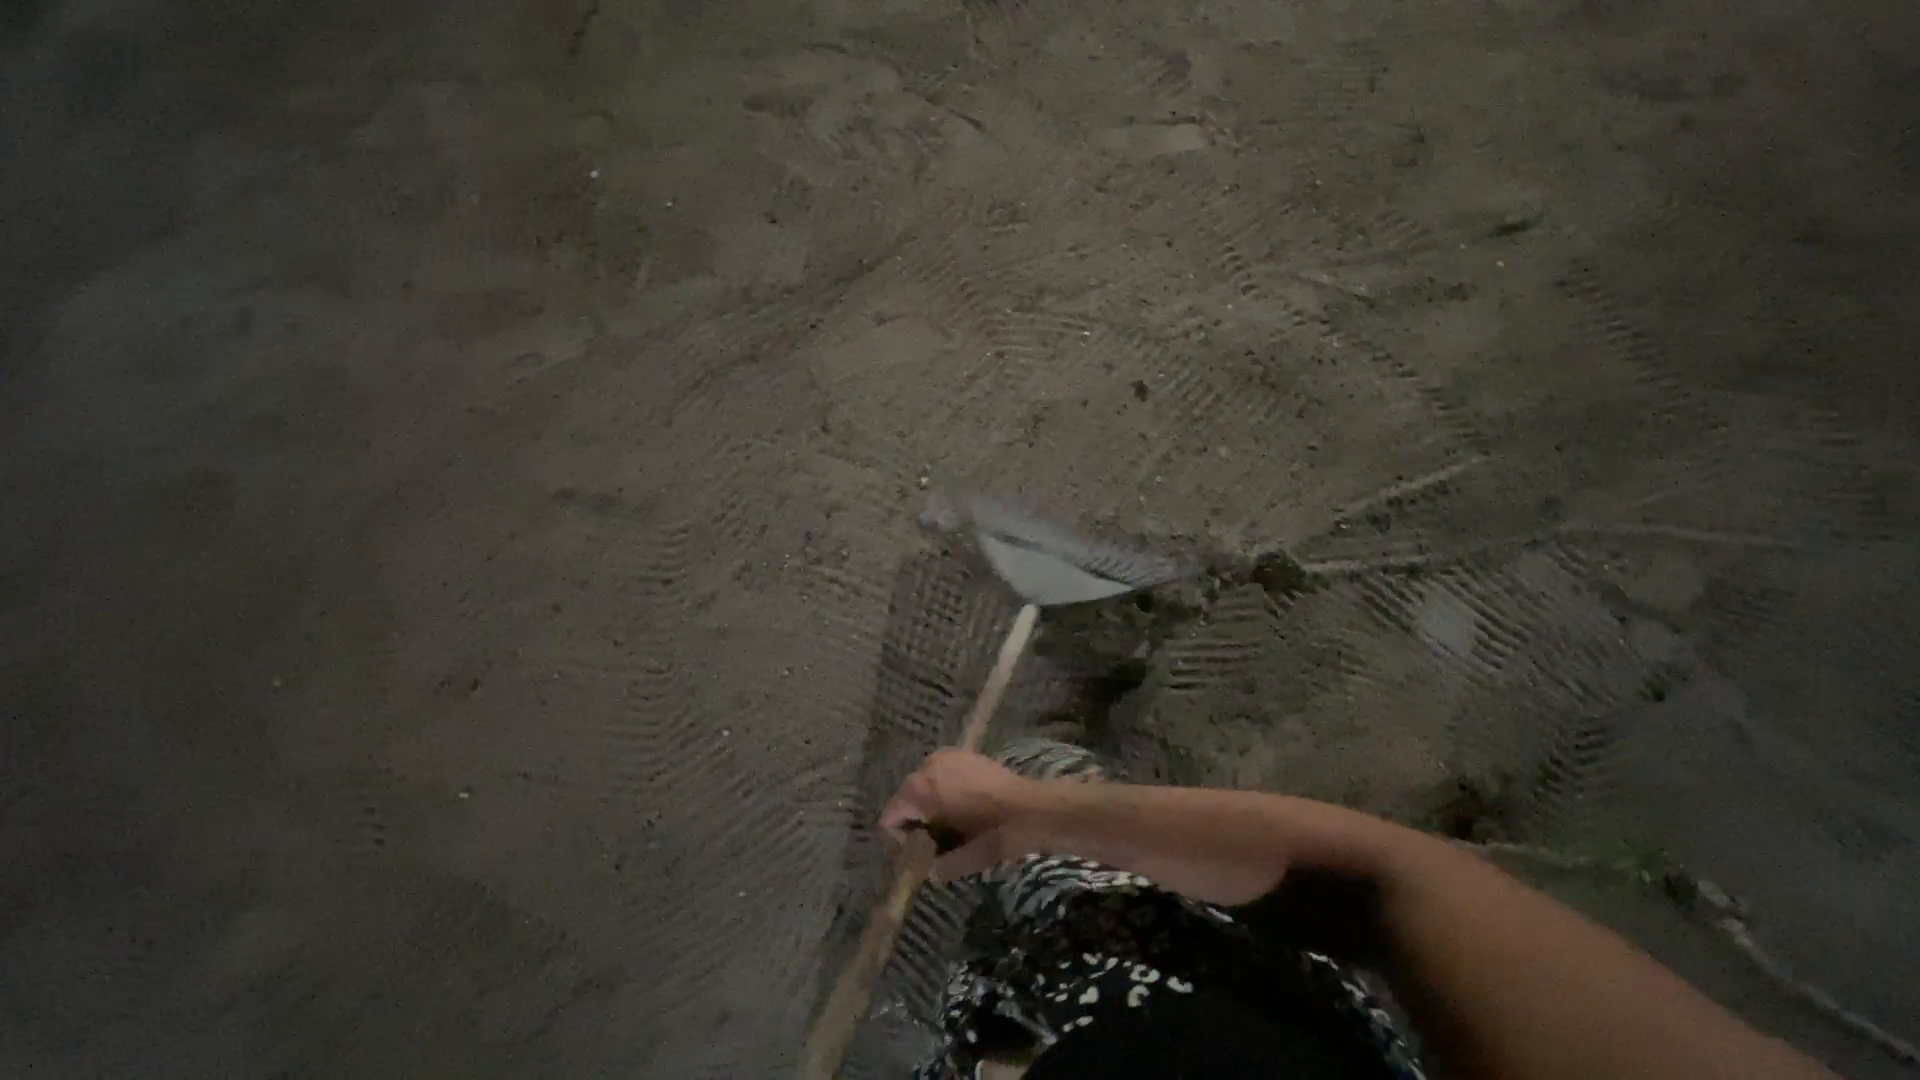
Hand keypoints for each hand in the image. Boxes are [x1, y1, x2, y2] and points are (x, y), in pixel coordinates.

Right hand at [879, 749, 1053, 880]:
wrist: (1032, 807)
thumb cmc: (994, 833)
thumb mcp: (965, 857)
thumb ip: (942, 865)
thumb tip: (931, 872)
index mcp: (918, 790)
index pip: (889, 816)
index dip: (902, 838)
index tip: (924, 850)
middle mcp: (926, 767)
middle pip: (906, 798)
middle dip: (918, 820)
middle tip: (942, 840)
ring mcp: (946, 756)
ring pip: (925, 785)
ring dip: (933, 804)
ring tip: (956, 822)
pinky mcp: (964, 754)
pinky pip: (943, 774)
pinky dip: (947, 789)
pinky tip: (968, 804)